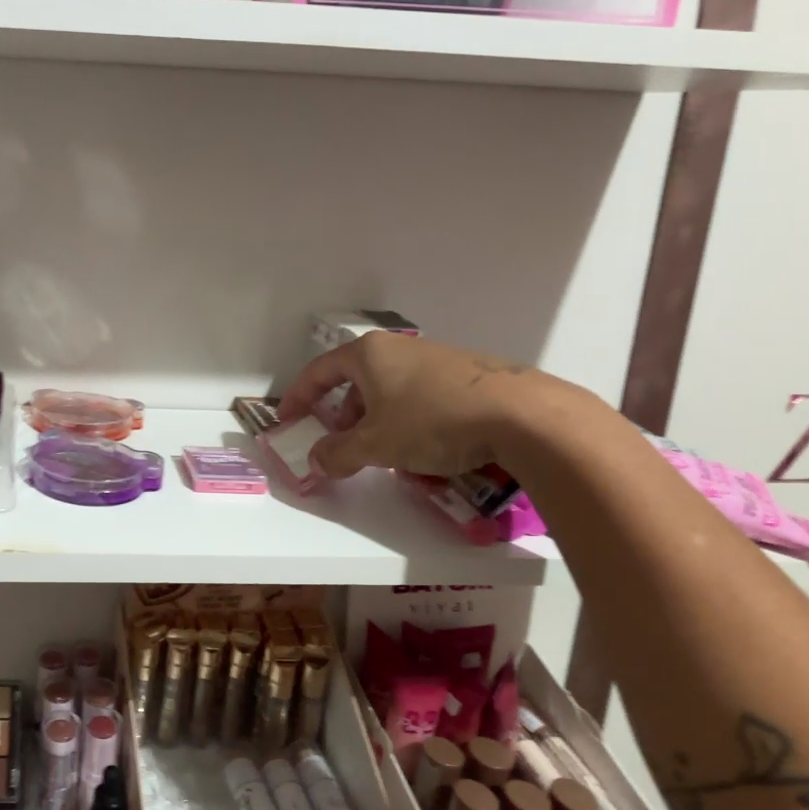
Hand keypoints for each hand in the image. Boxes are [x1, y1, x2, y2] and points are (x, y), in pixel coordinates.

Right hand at [276, 333, 545, 479]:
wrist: (521, 415)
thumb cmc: (433, 421)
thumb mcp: (376, 445)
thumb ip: (338, 454)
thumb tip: (317, 460)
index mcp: (368, 354)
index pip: (318, 372)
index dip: (298, 398)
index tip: (287, 421)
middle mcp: (398, 349)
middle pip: (355, 381)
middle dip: (343, 416)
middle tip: (341, 445)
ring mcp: (434, 358)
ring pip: (389, 390)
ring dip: (377, 421)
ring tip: (384, 453)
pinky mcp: (464, 374)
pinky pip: (419, 396)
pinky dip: (408, 419)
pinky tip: (424, 447)